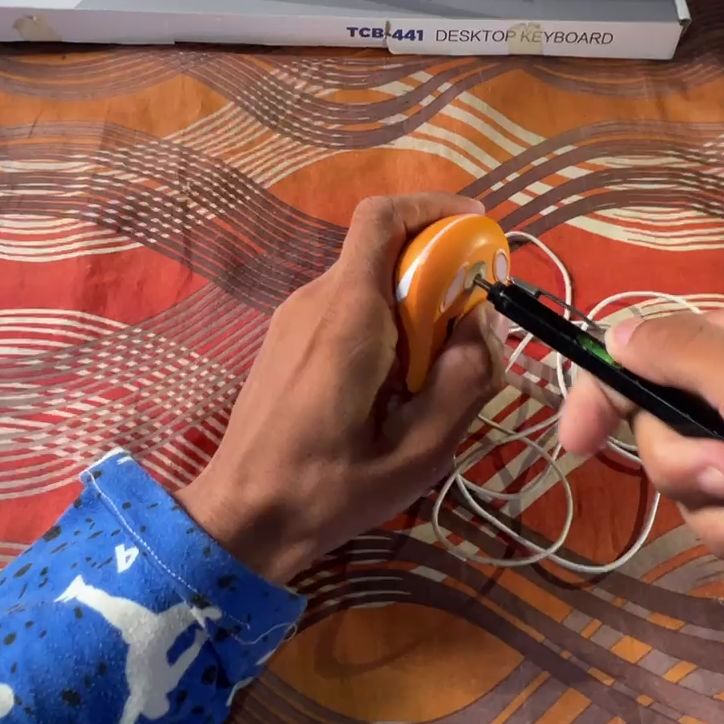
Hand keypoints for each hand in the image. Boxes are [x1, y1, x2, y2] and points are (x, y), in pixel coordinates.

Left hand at [177, 194, 505, 584]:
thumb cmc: (329, 489)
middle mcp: (316, 299)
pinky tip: (393, 382)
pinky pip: (348, 304)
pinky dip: (386, 319)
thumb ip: (464, 380)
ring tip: (433, 370)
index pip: (382, 219)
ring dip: (413, 302)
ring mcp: (294, 316)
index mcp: (348, 315)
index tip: (479, 230)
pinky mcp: (287, 337)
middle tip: (470, 327)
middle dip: (438, 269)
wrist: (240, 517)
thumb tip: (483, 318)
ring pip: (369, 279)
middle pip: (385, 249)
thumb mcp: (419, 451)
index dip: (434, 207)